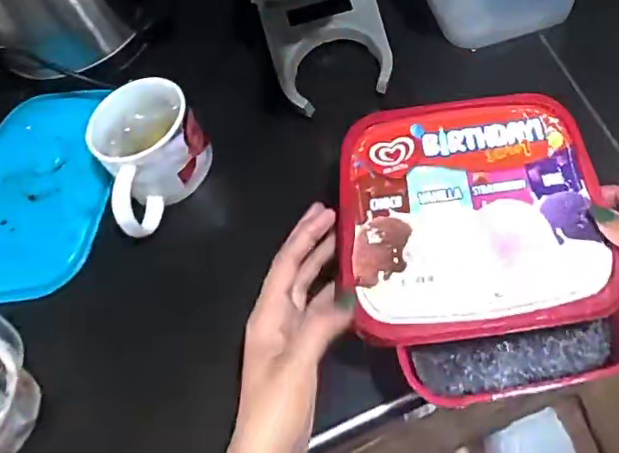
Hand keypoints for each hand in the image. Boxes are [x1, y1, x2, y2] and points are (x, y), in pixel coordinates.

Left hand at [229, 202, 354, 452]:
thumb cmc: (274, 407)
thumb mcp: (296, 363)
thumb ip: (320, 324)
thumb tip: (347, 292)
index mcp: (267, 314)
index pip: (286, 263)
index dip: (304, 234)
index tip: (323, 211)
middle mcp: (276, 318)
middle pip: (295, 270)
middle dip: (313, 241)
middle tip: (336, 215)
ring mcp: (289, 335)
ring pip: (308, 289)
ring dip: (325, 265)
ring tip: (347, 242)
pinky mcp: (302, 352)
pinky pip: (318, 312)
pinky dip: (334, 295)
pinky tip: (351, 289)